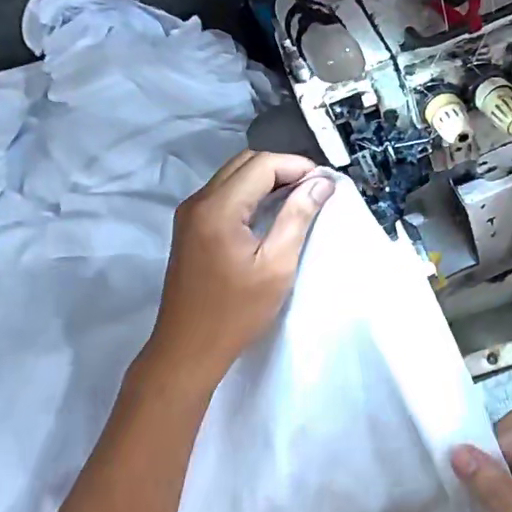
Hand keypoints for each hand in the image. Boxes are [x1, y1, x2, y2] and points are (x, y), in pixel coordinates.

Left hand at [146, 151, 334, 384]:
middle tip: (313, 188)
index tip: (324, 182)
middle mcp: (198, 201)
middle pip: (245, 162)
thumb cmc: (236, 313)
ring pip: (233, 174)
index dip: (296, 165)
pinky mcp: (189, 225)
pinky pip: (223, 191)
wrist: (187, 349)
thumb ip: (298, 217)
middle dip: (282, 167)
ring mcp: (189, 212)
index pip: (262, 164)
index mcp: (218, 208)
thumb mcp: (276, 266)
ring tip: (298, 197)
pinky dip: (249, 191)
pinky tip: (270, 210)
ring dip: (266, 177)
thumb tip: (321, 183)